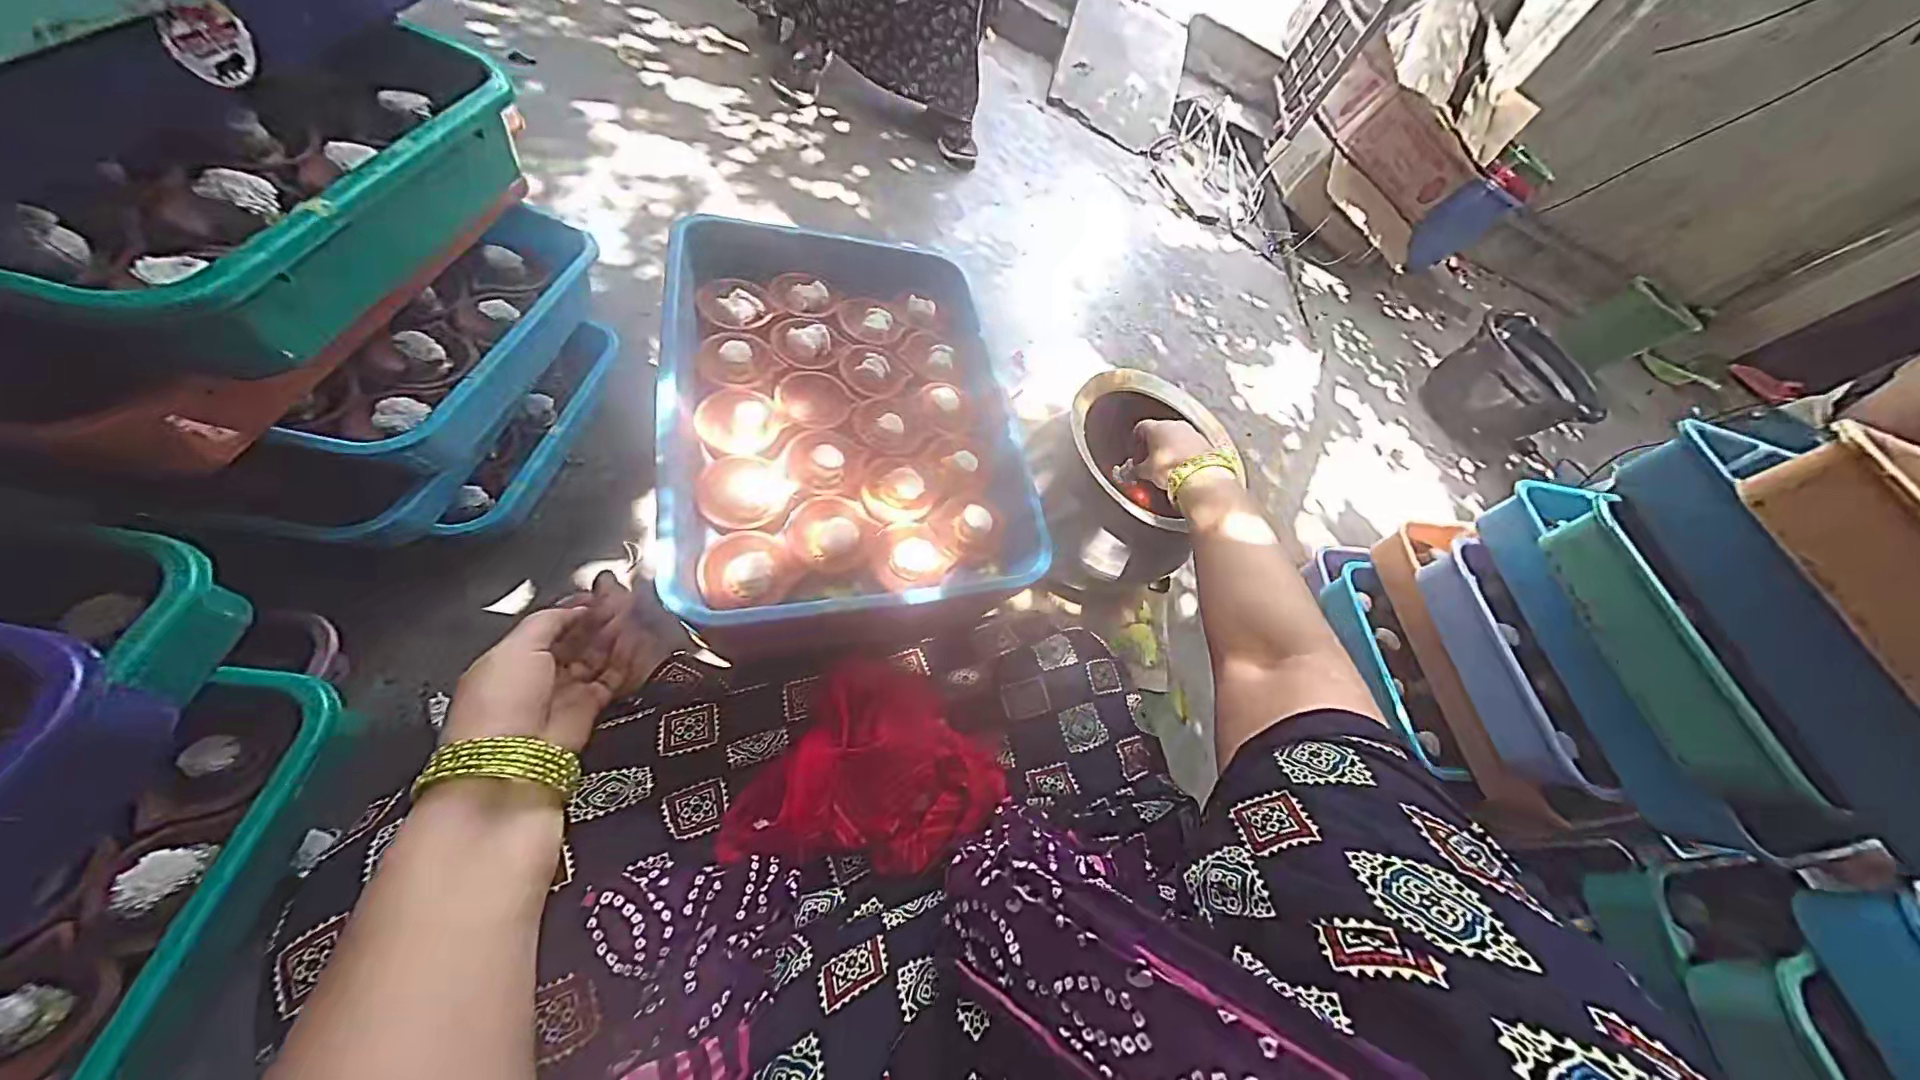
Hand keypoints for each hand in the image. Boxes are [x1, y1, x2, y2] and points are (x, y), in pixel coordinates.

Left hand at [444, 572, 659, 751]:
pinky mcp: (589, 708)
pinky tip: (636, 641)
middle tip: (623, 598)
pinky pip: (611, 677)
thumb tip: (575, 606)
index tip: (600, 591)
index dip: (576, 607)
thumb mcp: (515, 648)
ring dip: (614, 634)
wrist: (513, 759)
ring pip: (596, 655)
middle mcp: (540, 673)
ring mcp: (565, 691)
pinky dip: (625, 660)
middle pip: (577, 638)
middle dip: (599, 617)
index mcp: (513, 656)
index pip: (551, 624)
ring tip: (633, 614)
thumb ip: (547, 620)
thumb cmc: (501, 703)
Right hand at [1132, 419, 1223, 488]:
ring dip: (1169, 449)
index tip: (1136, 455)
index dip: (1137, 442)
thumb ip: (1135, 470)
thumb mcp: (1147, 472)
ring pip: (1175, 437)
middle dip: (1153, 446)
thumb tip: (1129, 471)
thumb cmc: (1170, 468)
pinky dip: (1183, 453)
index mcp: (1156, 427)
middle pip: (1159, 432)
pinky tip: (1181, 467)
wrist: (1201, 476)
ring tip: (1166, 467)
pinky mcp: (1204, 441)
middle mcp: (1174, 425)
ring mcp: (1191, 431)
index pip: (1141, 428)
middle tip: (1149, 463)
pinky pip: (1189, 445)